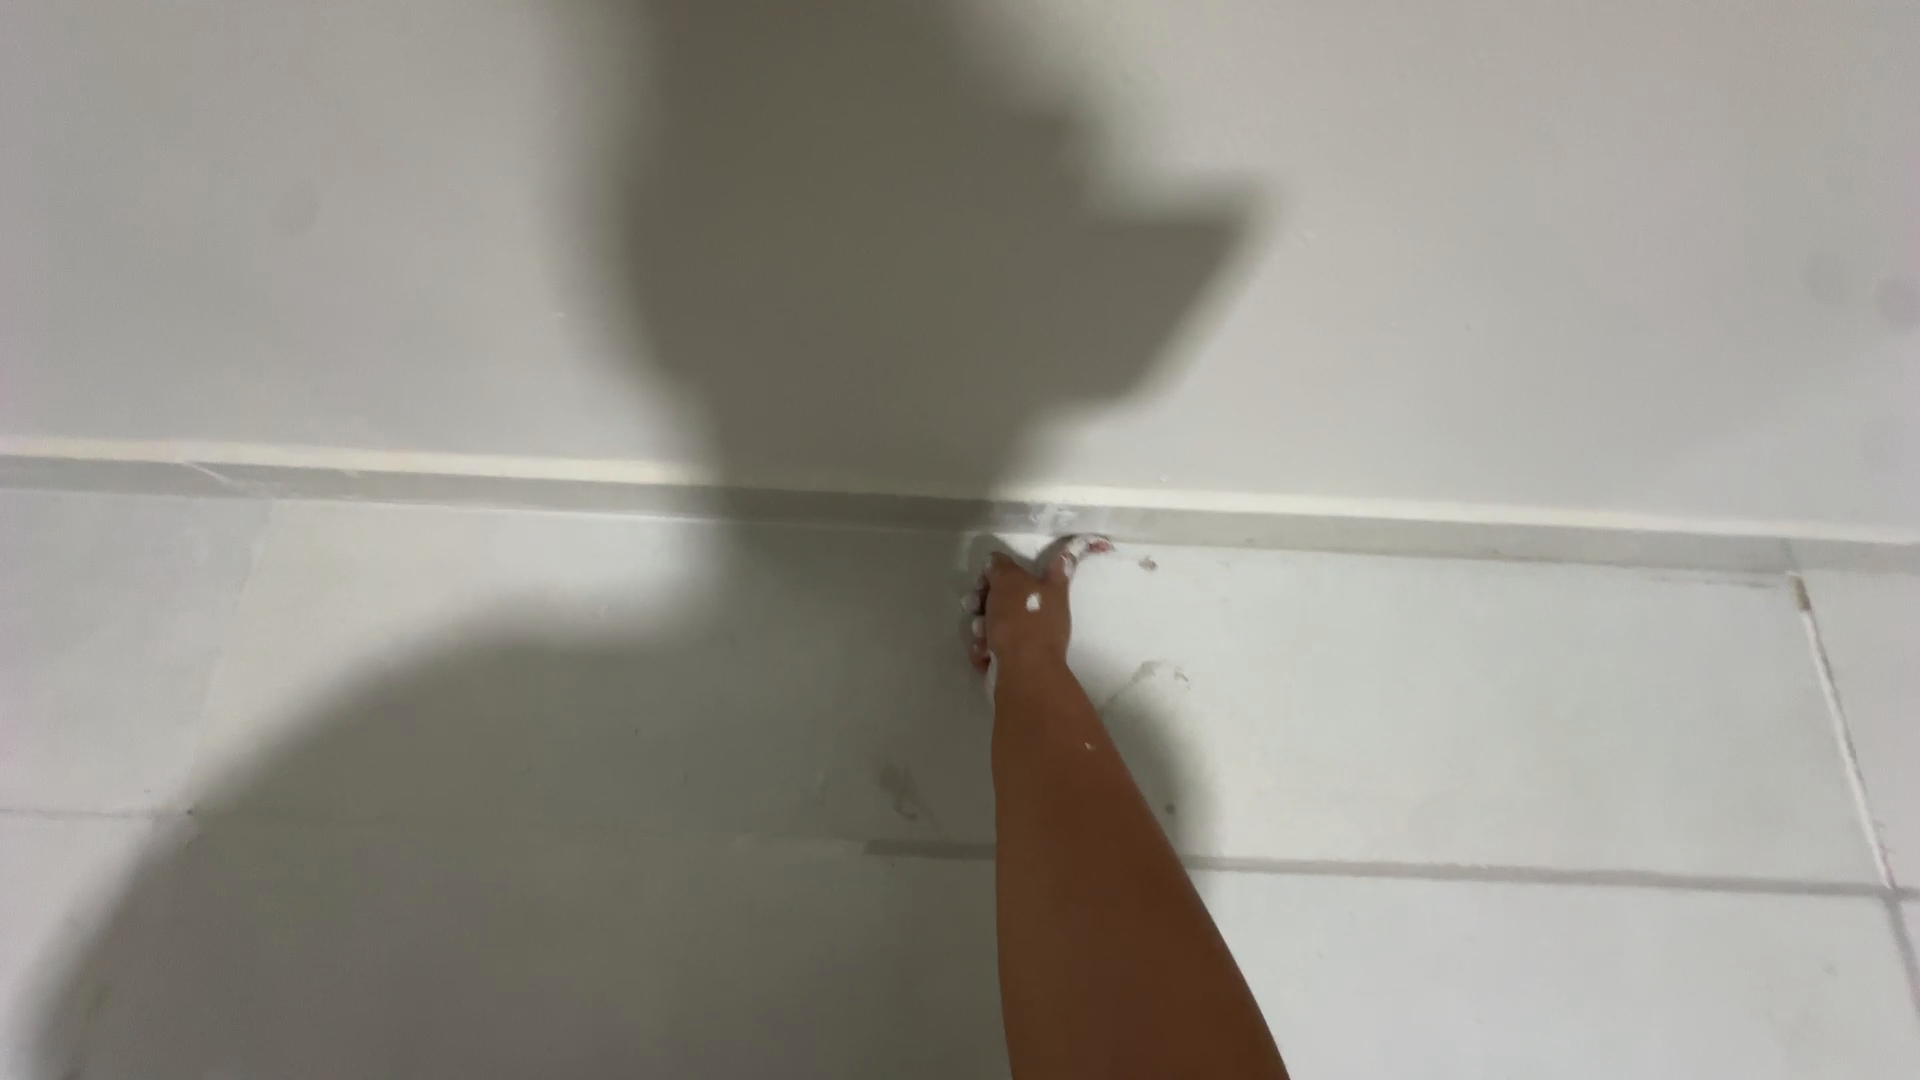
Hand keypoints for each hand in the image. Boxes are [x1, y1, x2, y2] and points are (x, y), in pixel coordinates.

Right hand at [967, 536, 1112, 673]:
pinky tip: (983, 652)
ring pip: (998, 621)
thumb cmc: (1020, 620)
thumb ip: (1001, 567)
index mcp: (1051, 589)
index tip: (1074, 545)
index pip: (1059, 564)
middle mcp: (1045, 612)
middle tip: (973, 601)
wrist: (1022, 671)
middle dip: (987, 597)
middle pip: (1013, 594)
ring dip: (982, 625)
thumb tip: (996, 563)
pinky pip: (994, 646)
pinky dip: (985, 648)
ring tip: (980, 633)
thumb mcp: (1008, 581)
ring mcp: (1031, 639)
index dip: (1064, 553)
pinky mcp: (1016, 661)